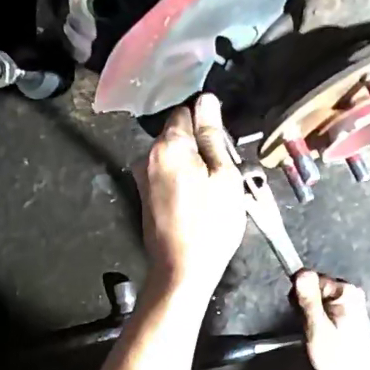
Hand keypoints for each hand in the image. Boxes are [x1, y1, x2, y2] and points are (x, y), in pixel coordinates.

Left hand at [140, 93, 245, 298]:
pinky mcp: (145, 197)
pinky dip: (184, 181)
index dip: (209, 124)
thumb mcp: (224, 176)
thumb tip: (206, 100)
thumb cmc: (211, 225)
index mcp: (168, 146)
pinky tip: (199, 201)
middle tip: (225, 173)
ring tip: (214, 191)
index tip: (225, 145)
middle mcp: (148, 157)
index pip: (186, 112)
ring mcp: (143, 178)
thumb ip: (213, 135)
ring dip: (194, 165)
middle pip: (178, 135)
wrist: (182, 270)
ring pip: (174, 157)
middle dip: (201, 146)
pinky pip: (167, 175)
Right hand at [292, 270, 369, 369]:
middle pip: (313, 287)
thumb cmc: (339, 358)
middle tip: (311, 328)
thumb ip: (308, 300)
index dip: (299, 296)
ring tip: (318, 334)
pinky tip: (324, 335)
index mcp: (345, 292)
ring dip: (311, 315)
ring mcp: (351, 304)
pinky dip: (319, 320)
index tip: (302, 315)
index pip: (309, 278)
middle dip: (305, 306)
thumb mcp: (317, 328)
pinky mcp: (349, 314)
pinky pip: (324, 308)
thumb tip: (300, 273)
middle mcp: (351, 293)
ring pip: (317, 299)